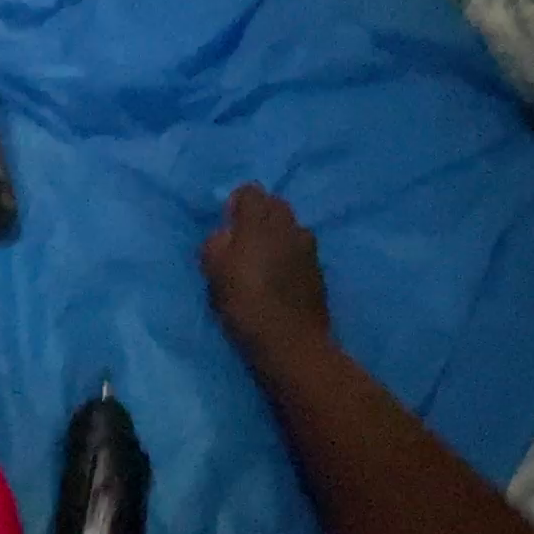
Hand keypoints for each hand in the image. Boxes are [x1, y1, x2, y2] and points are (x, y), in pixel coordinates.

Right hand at [201, 183, 331, 363]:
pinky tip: (281, 276)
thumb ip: (216, 241)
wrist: (290, 342)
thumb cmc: (245, 302)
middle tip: (244, 239)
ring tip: (264, 258)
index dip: (236, 204)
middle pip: (274, 204)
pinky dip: (290, 254)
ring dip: (278, 234)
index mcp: (259, 220)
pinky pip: (301, 249)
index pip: (250, 191)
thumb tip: (226, 233)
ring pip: (291, 227)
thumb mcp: (213, 270)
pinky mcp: (319, 269)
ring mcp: (308, 247)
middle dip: (259, 214)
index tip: (228, 224)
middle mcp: (288, 225)